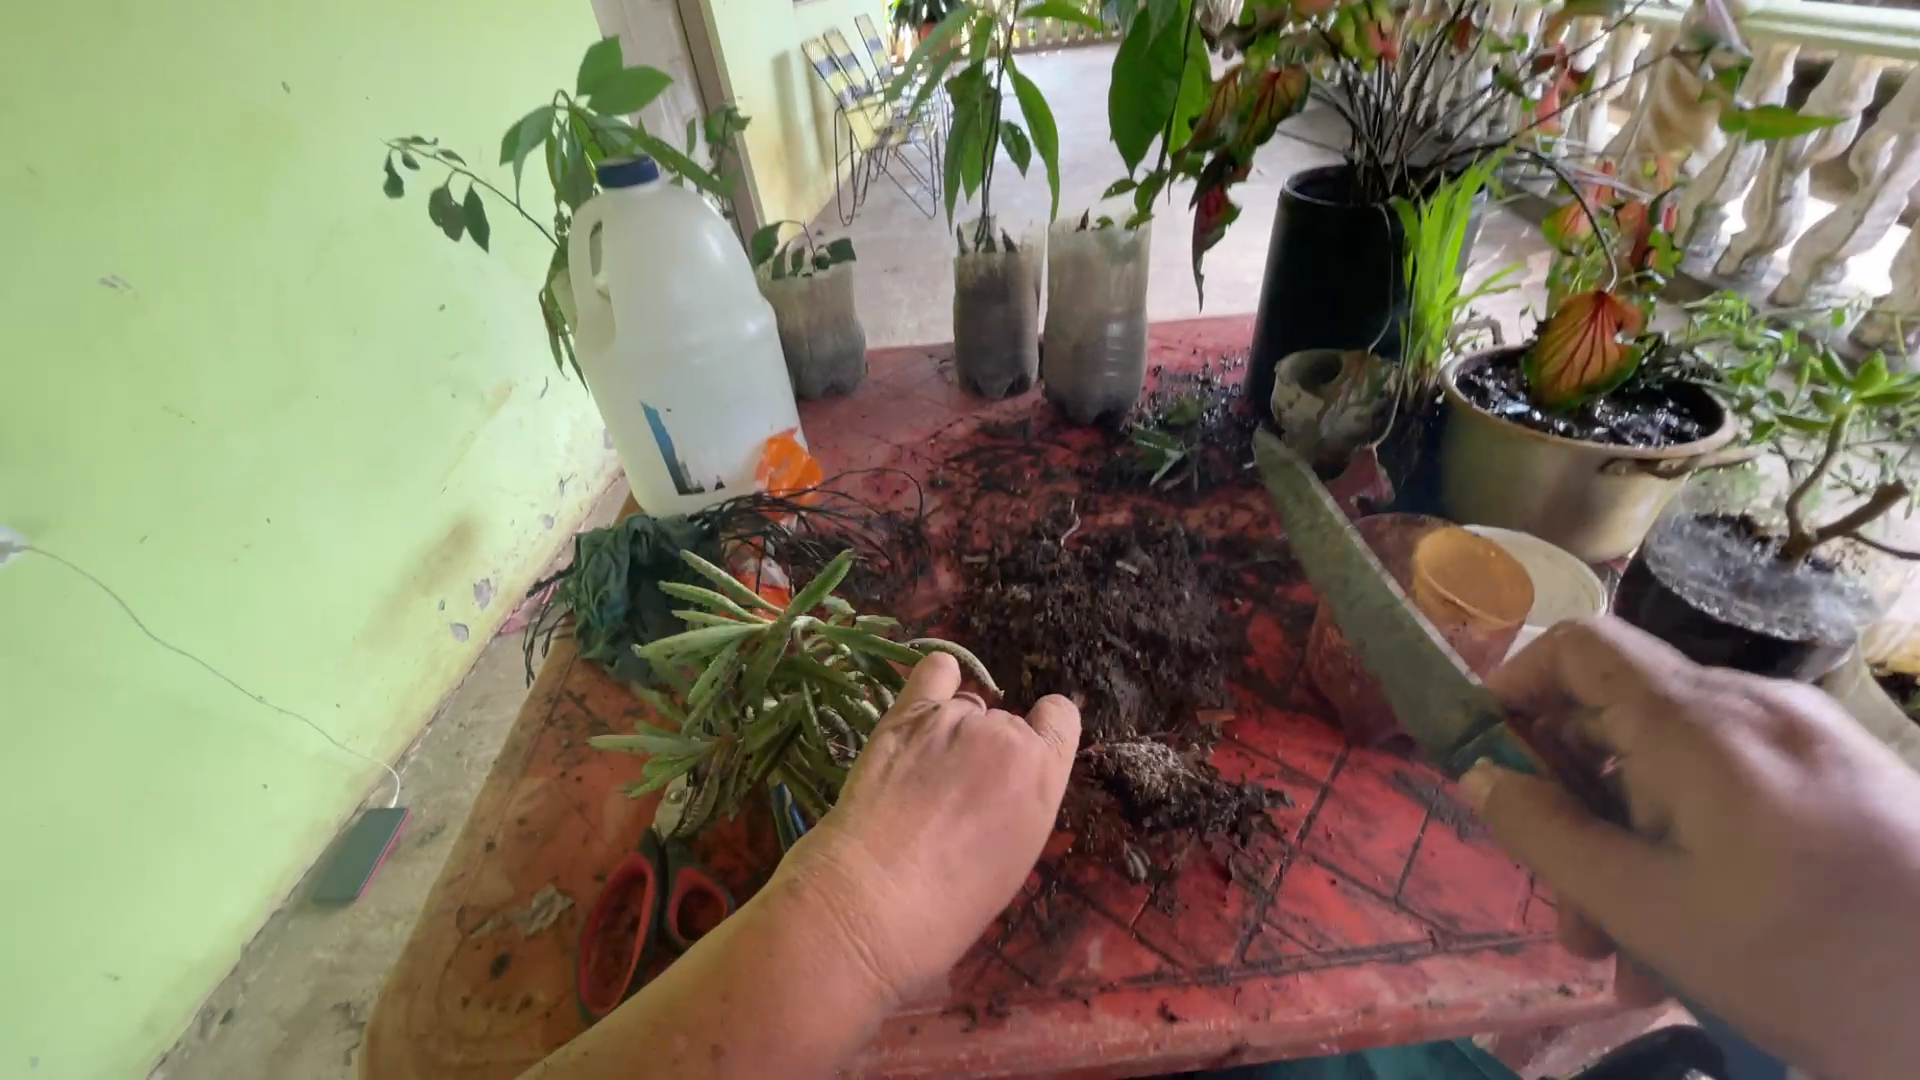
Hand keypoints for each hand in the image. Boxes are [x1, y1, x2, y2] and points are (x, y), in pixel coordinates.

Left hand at [767, 653, 1080, 1004]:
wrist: (874, 899)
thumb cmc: (950, 904)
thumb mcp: (1014, 856)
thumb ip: (1020, 801)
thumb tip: (1002, 784)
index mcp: (1042, 774)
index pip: (1062, 717)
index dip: (1045, 731)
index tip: (1024, 757)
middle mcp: (1005, 734)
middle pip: (1006, 721)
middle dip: (989, 748)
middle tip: (958, 790)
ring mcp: (954, 718)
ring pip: (966, 706)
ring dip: (954, 731)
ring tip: (925, 773)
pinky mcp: (908, 713)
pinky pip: (935, 671)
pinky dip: (937, 679)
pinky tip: (930, 696)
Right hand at [1465, 616, 1919, 1079]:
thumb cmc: (1825, 967)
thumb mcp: (1649, 910)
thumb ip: (1541, 830)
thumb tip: (1479, 775)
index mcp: (1701, 723)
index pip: (1576, 645)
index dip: (1516, 684)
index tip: (1494, 754)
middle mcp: (1752, 708)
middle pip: (1611, 715)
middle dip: (1564, 795)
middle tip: (1557, 886)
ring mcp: (1804, 742)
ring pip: (1662, 761)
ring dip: (1618, 835)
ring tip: (1617, 938)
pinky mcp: (1841, 778)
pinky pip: (1722, 785)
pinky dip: (1679, 838)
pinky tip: (1684, 926)